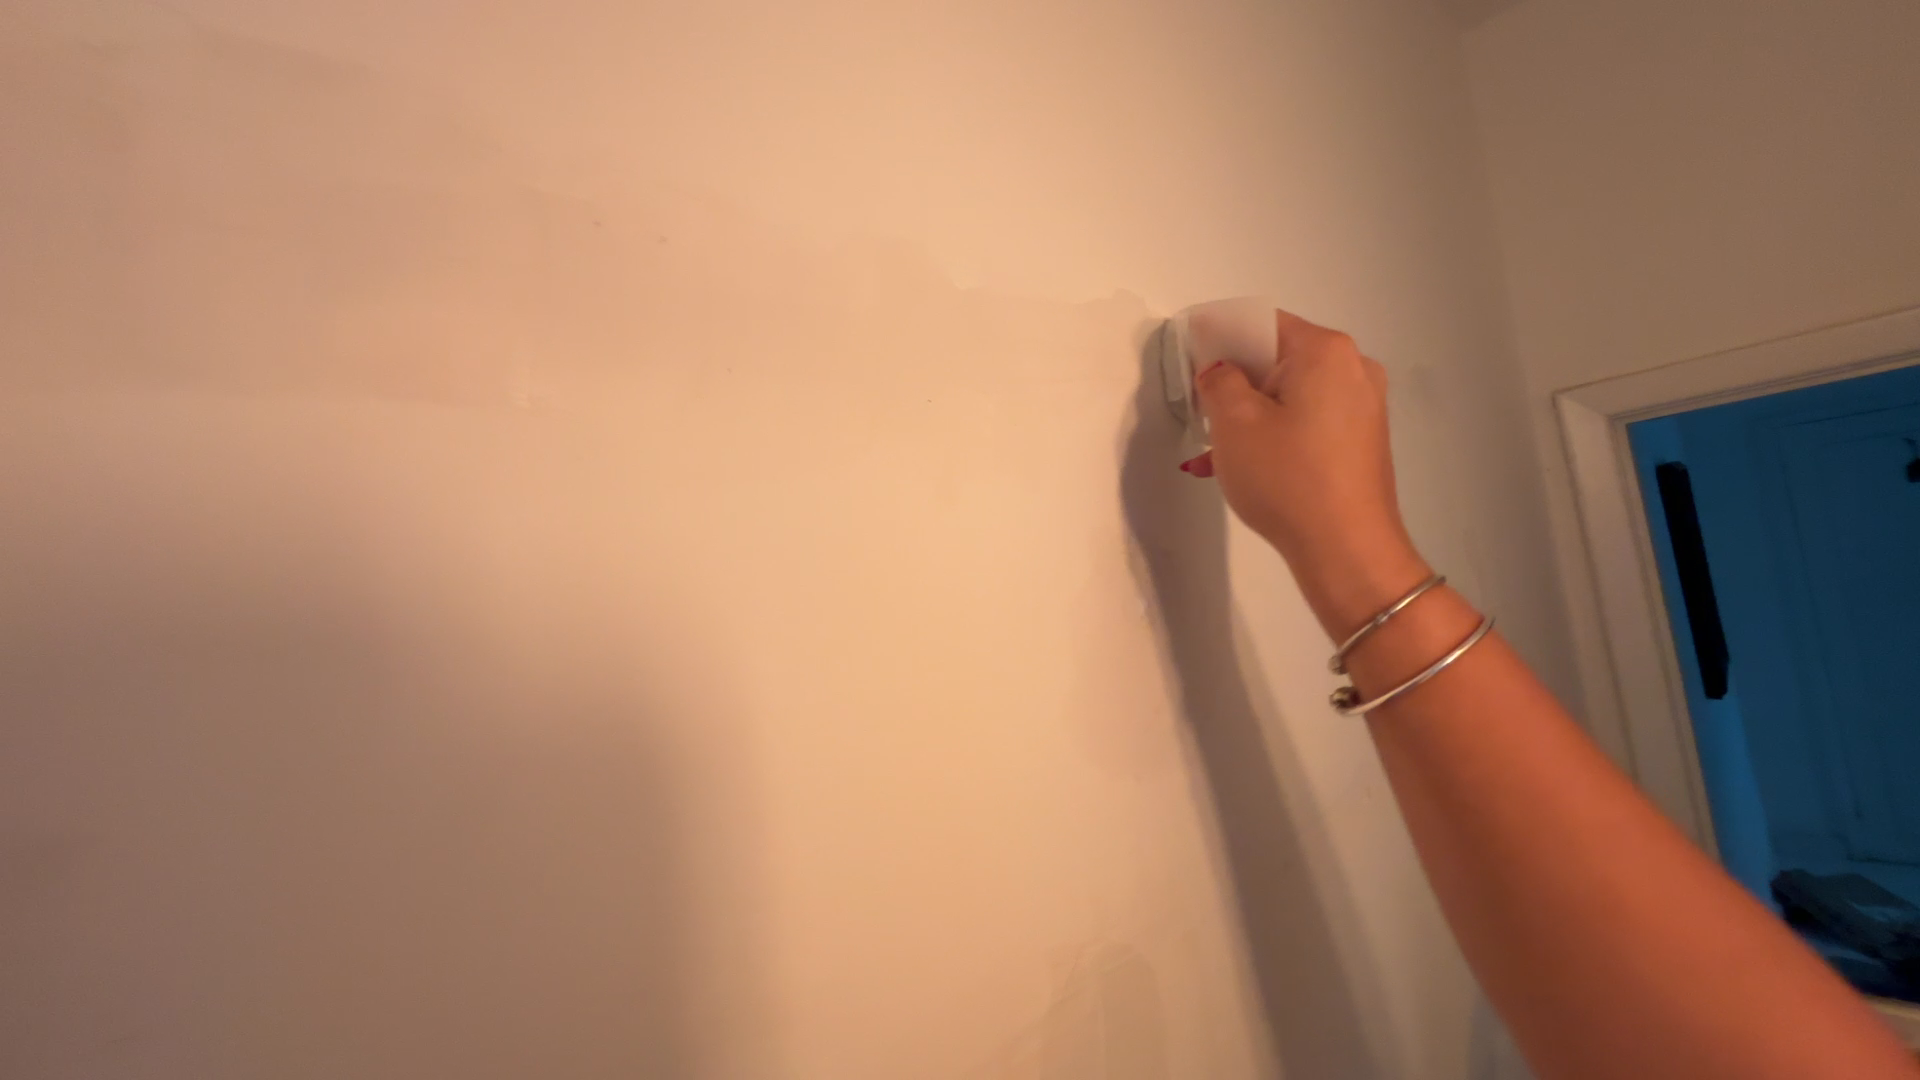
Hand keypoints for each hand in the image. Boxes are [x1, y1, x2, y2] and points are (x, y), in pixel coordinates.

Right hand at [1182, 310, 1429, 636]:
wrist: (1346, 549)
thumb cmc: (1286, 478)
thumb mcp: (1234, 424)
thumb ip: (1218, 380)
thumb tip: (1220, 367)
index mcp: (1324, 351)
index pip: (1261, 323)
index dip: (1219, 337)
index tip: (1188, 363)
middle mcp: (1353, 368)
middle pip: (1278, 358)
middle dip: (1235, 383)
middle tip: (1201, 413)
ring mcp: (1363, 406)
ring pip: (1290, 395)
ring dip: (1250, 415)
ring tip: (1213, 452)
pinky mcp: (1360, 440)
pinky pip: (1307, 421)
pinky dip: (1274, 434)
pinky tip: (1245, 467)